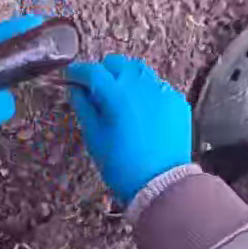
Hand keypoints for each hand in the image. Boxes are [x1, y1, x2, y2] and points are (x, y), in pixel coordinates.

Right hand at [66, 55, 191, 201]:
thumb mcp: (95, 138)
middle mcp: (142, 85)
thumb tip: (77, 90)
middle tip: (95, 90)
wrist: (162, 184)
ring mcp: (163, 92)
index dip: (78, 72)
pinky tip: (141, 111)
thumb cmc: (122, 165)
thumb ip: (84, 108)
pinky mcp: (177, 102)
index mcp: (117, 94)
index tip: (70, 77)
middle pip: (118, 64)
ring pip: (140, 71)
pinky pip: (157, 87)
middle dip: (104, 72)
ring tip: (119, 99)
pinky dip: (145, 92)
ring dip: (125, 78)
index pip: (93, 71)